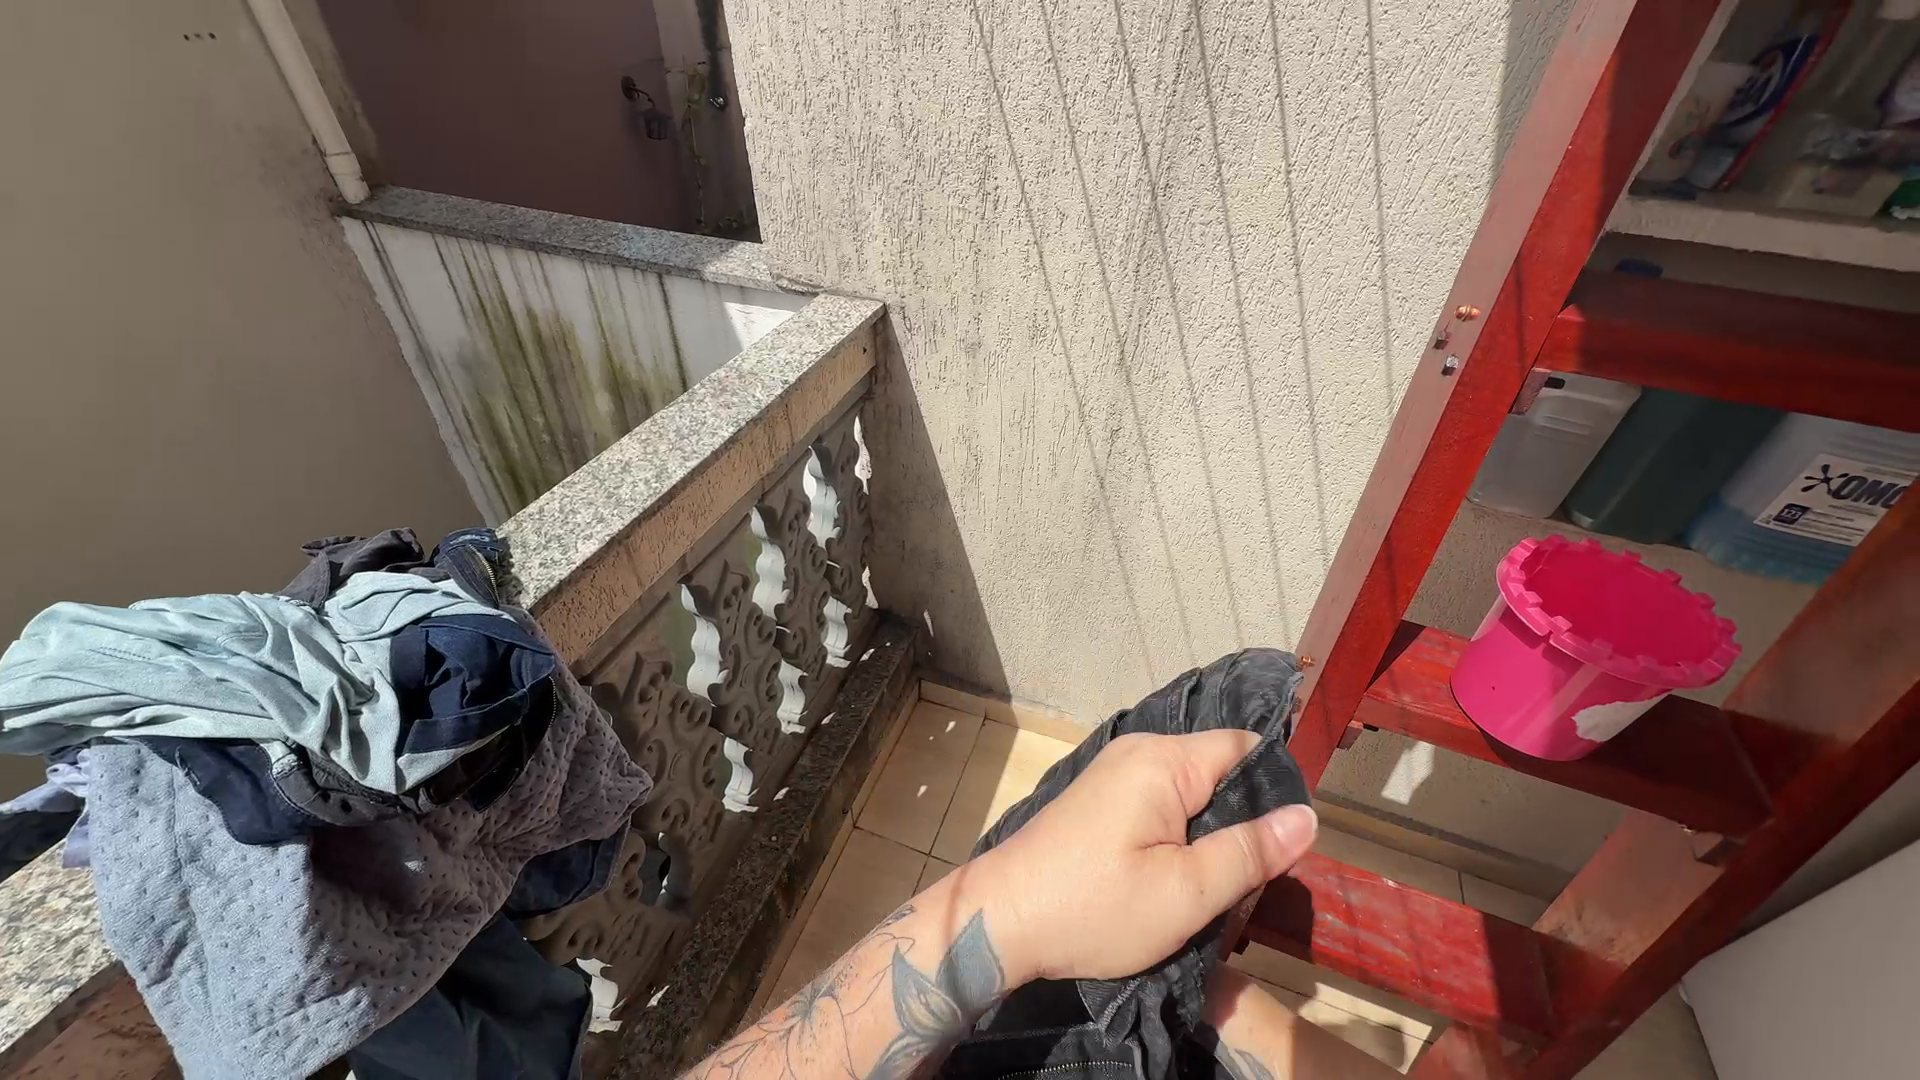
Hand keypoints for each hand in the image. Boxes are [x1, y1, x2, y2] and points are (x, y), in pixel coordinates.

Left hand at [949, 730, 1317, 985]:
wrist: (1002, 918)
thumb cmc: (1094, 907)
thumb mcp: (1185, 892)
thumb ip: (1248, 852)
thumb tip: (1306, 817)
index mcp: (1162, 760)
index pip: (1242, 747)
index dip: (1275, 787)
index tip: (1292, 841)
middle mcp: (1138, 752)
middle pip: (1217, 771)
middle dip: (1242, 820)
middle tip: (1257, 879)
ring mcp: (1115, 773)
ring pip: (1190, 793)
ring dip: (1209, 835)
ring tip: (1219, 886)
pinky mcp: (1102, 798)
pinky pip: (1160, 804)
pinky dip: (1179, 836)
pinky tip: (1180, 879)